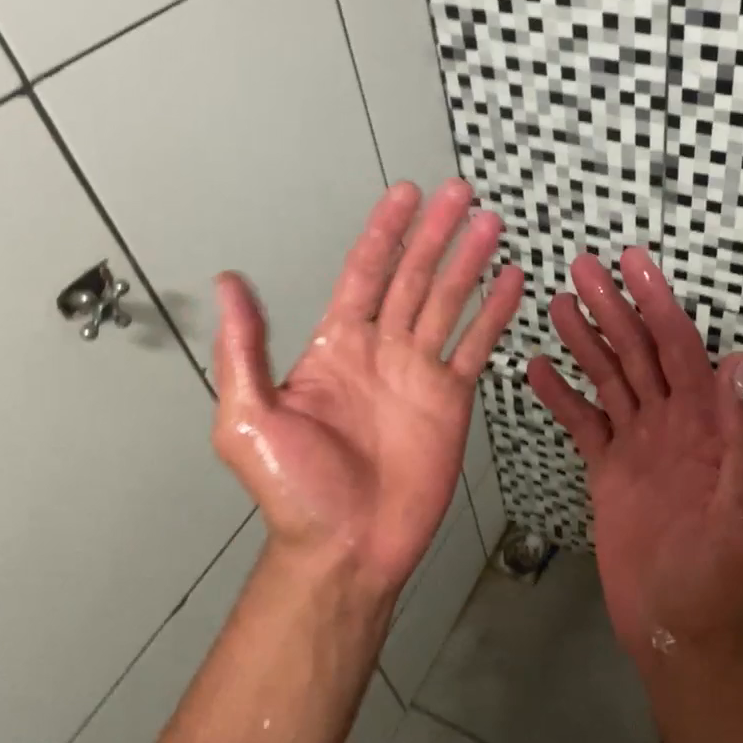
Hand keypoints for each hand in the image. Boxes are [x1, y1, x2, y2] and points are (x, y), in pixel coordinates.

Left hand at [211, 180, 524, 595]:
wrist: (345, 550)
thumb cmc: (294, 491)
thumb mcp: (249, 419)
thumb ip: (244, 349)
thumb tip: (230, 282)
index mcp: (335, 346)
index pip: (365, 272)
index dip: (386, 232)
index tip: (406, 195)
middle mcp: (380, 349)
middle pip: (414, 276)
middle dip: (437, 233)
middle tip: (461, 193)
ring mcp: (419, 372)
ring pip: (448, 301)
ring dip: (470, 262)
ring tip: (491, 224)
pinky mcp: (450, 398)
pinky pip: (475, 345)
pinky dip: (494, 313)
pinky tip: (511, 282)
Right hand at [526, 247, 742, 664]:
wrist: (679, 632)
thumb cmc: (720, 577)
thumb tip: (739, 363)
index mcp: (706, 423)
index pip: (680, 347)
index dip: (657, 303)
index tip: (633, 263)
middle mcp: (671, 422)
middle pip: (639, 351)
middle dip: (613, 307)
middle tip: (582, 266)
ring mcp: (638, 444)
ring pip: (609, 378)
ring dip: (586, 340)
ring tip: (558, 302)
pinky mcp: (609, 471)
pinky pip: (583, 423)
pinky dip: (561, 396)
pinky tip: (537, 368)